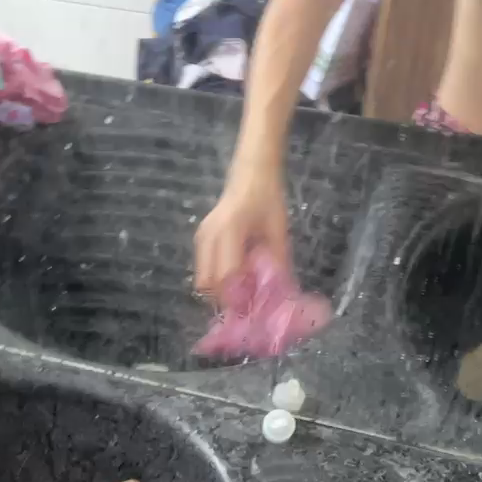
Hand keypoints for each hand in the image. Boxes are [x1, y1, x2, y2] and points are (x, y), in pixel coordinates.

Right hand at [194, 166, 289, 295]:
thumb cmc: (268, 198)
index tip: (252, 309)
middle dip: (225, 299)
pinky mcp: (201, 239)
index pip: (226, 275)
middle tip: (245, 306)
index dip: (237, 297)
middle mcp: (210, 235)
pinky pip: (203, 270)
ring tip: (240, 294)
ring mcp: (202, 237)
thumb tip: (280, 294)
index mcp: (230, 229)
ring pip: (202, 280)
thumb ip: (278, 262)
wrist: (252, 172)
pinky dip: (216, 281)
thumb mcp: (279, 230)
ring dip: (219, 292)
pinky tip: (234, 280)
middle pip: (207, 283)